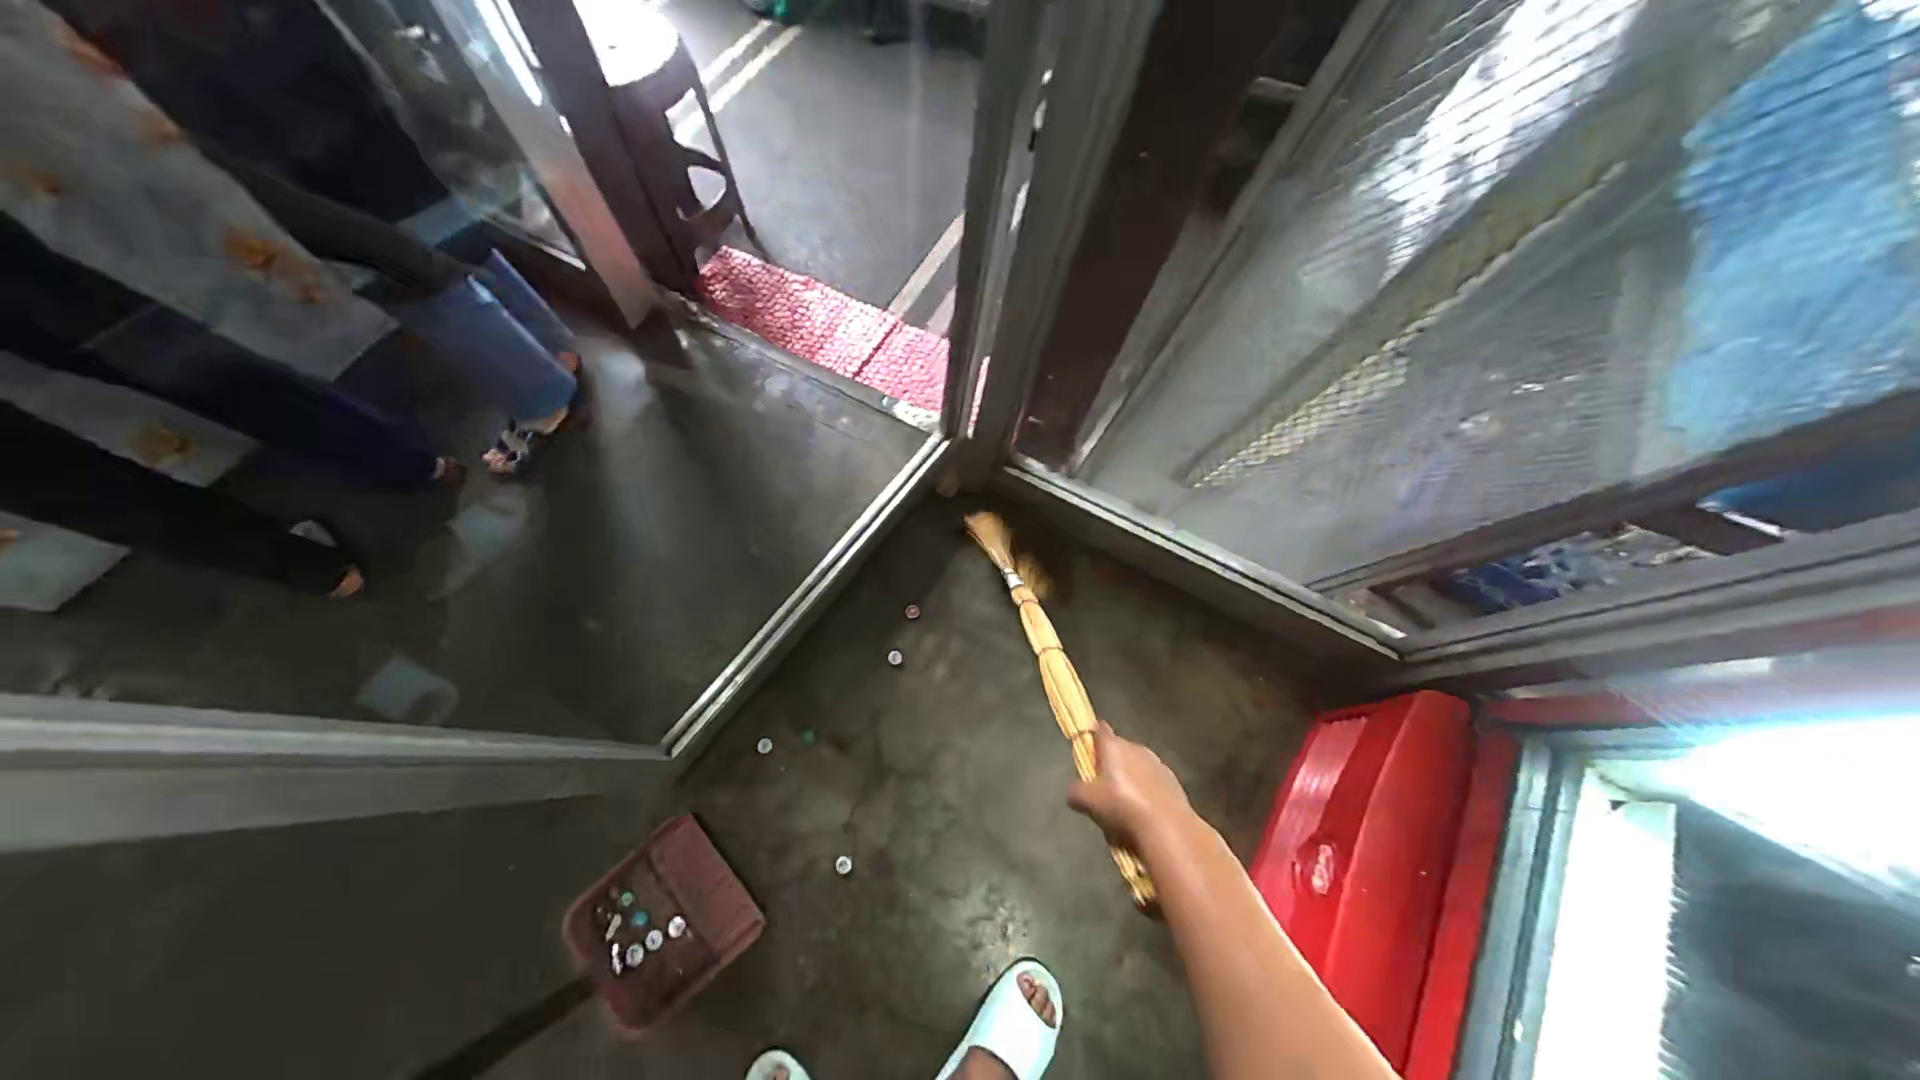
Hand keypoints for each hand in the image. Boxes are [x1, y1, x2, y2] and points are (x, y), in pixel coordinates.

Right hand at [1066, 722, 1193, 848]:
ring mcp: (1158, 764)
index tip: (1087, 750)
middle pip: (1118, 750)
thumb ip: (1075, 791)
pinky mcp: (1174, 783)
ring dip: (1130, 780)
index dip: (1091, 737)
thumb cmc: (1122, 807)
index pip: (1099, 730)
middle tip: (1102, 790)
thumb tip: (1073, 790)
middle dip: (1111, 765)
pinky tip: (1145, 816)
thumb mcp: (1087, 801)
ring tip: (1125, 808)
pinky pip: (1154, 783)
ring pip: (1138, 767)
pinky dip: (1148, 793)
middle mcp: (1136, 748)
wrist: (1169, 829)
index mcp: (1114, 746)